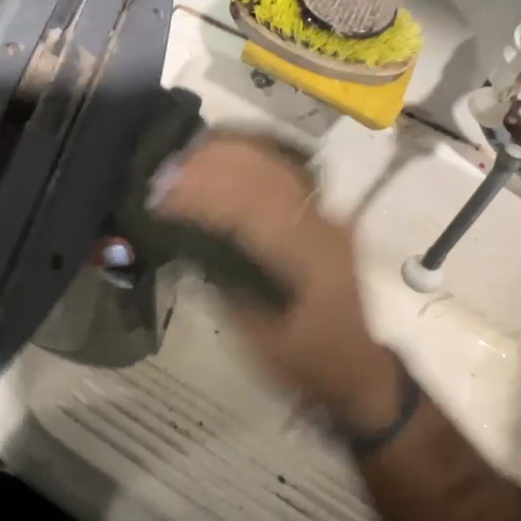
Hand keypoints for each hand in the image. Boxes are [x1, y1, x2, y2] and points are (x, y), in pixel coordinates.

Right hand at [150, 132, 399, 425]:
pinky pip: (287, 172)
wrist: (356, 370)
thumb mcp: (256, 333)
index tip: (164, 197)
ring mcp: (328, 216)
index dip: (202, 198)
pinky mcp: (325, 213)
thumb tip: (185, 242)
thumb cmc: (302, 360)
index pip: (249, 212)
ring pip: (277, 166)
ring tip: (189, 151)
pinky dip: (254, 156)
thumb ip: (225, 283)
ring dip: (231, 153)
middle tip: (168, 169)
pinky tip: (226, 150)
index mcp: (307, 260)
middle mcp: (323, 227)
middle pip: (264, 178)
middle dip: (211, 167)